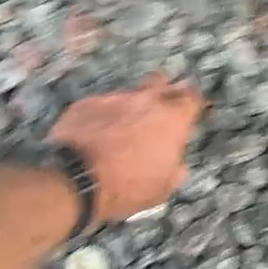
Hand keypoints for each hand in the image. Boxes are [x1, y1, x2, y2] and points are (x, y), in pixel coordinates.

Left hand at [46, 74, 203, 221]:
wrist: (74, 180)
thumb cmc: (127, 186)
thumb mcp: (163, 187)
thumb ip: (175, 168)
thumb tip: (177, 164)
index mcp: (172, 118)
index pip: (193, 96)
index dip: (193, 102)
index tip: (190, 111)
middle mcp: (146, 100)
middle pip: (161, 81)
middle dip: (163, 91)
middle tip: (158, 111)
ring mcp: (114, 98)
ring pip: (128, 95)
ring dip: (129, 108)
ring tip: (120, 131)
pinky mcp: (86, 103)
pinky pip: (100, 105)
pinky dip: (102, 117)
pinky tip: (95, 135)